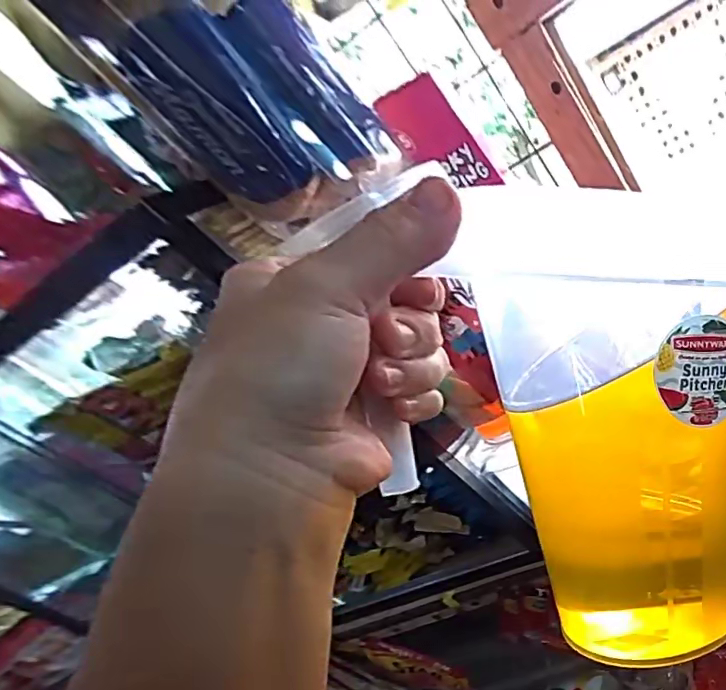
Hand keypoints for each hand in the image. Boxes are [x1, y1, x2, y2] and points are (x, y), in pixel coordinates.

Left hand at [162, 177, 461, 508]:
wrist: (276, 467)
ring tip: (378, 387)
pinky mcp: (386, 409)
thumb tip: (448, 186)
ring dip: (413, 369)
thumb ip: (394, 243)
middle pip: (415, 306)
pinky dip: (416, 400)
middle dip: (410, 328)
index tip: (417, 287)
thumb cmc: (282, 368)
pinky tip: (389, 412)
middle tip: (382, 341)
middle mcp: (332, 321)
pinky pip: (429, 391)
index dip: (410, 270)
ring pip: (428, 351)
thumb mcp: (331, 290)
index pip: (379, 255)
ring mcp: (360, 369)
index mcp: (301, 280)